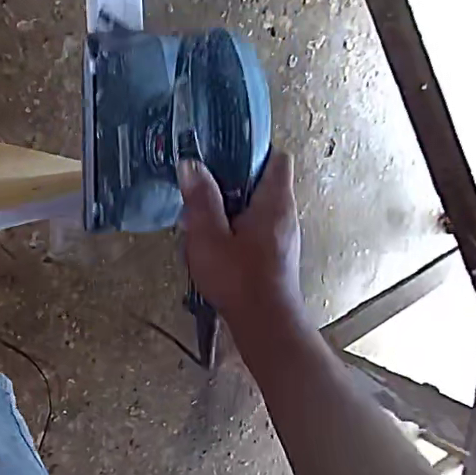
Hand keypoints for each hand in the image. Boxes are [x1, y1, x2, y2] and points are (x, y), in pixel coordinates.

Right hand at [178, 151, 302, 325]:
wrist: (263, 323)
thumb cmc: (237, 277)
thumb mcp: (209, 235)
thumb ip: (200, 199)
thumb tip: (191, 164)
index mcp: (274, 203)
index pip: (275, 160)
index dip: (251, 150)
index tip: (220, 152)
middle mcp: (284, 215)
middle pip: (260, 182)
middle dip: (228, 180)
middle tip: (196, 185)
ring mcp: (281, 236)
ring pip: (253, 207)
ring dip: (226, 206)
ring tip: (195, 215)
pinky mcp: (272, 253)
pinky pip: (251, 227)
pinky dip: (231, 226)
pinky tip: (208, 240)